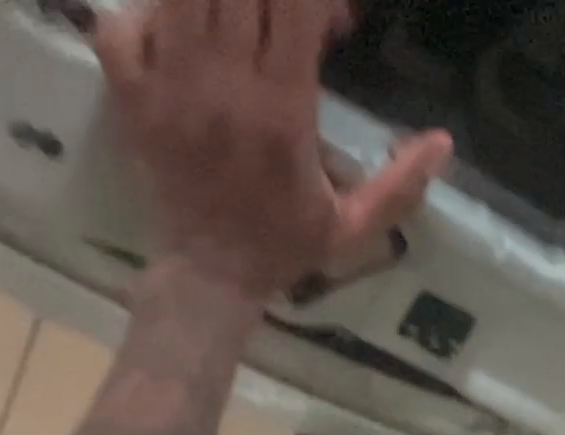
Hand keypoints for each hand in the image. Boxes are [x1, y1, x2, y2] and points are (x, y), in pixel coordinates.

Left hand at [94, 0, 452, 299]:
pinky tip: (174, 25)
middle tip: (284, 16)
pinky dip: (144, 12)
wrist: (209, 276)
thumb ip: (399, 186)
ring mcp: (170, 87)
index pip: (298, 3)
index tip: (336, 22)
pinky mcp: (133, 101)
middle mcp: (223, 82)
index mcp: (281, 109)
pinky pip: (121, 27)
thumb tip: (443, 142)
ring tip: (240, 16)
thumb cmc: (281, 247)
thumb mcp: (350, 228)